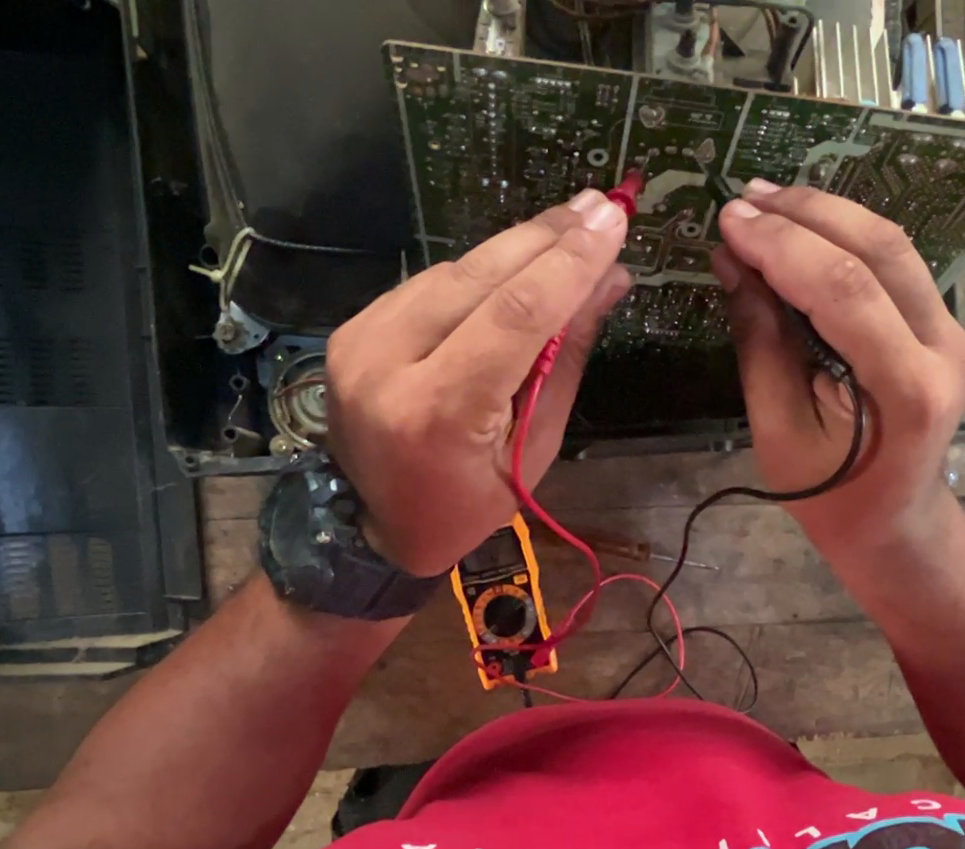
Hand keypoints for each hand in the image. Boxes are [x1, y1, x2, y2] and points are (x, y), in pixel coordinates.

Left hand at [325, 192, 631, 576]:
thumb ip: (564, 359)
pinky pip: (426, 285)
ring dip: (513, 251)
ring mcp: (359, 342)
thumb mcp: (532, 448)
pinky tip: (510, 271)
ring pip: (451, 271)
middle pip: (477, 276)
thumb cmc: (469, 504)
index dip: (569, 263)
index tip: (613, 220)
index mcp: (439, 412)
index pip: (514, 315)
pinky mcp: (351, 330)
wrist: (376, 526)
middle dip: (545, 238)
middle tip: (599, 207)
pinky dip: (474, 274)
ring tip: (566, 233)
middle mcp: (387, 365)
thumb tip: (608, 280)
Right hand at [711, 180, 964, 565]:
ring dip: (827, 215)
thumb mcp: (778, 433)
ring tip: (766, 201)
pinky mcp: (944, 327)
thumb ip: (761, 344)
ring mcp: (955, 333)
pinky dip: (844, 239)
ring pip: (895, 246)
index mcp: (909, 388)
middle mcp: (947, 348)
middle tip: (745, 198)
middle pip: (883, 249)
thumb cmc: (829, 499)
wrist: (894, 525)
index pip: (846, 290)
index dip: (783, 246)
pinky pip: (895, 266)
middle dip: (807, 214)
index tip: (729, 221)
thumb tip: (735, 264)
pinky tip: (802, 229)